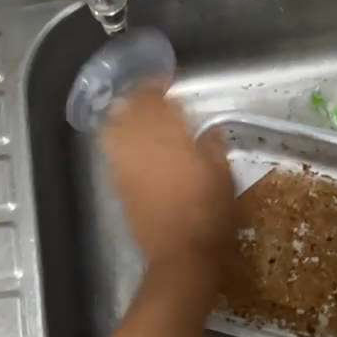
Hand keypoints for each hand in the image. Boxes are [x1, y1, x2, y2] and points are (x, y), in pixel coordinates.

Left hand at [100, 85, 235, 274]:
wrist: (183, 256)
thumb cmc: (211, 215)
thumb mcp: (223, 177)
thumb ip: (213, 147)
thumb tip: (208, 131)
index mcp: (171, 139)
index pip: (156, 100)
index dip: (157, 86)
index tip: (166, 80)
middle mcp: (143, 147)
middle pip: (131, 111)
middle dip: (138, 97)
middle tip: (149, 93)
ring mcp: (127, 167)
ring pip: (116, 128)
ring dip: (123, 115)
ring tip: (133, 110)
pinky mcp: (119, 186)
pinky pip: (113, 152)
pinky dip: (117, 139)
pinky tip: (125, 139)